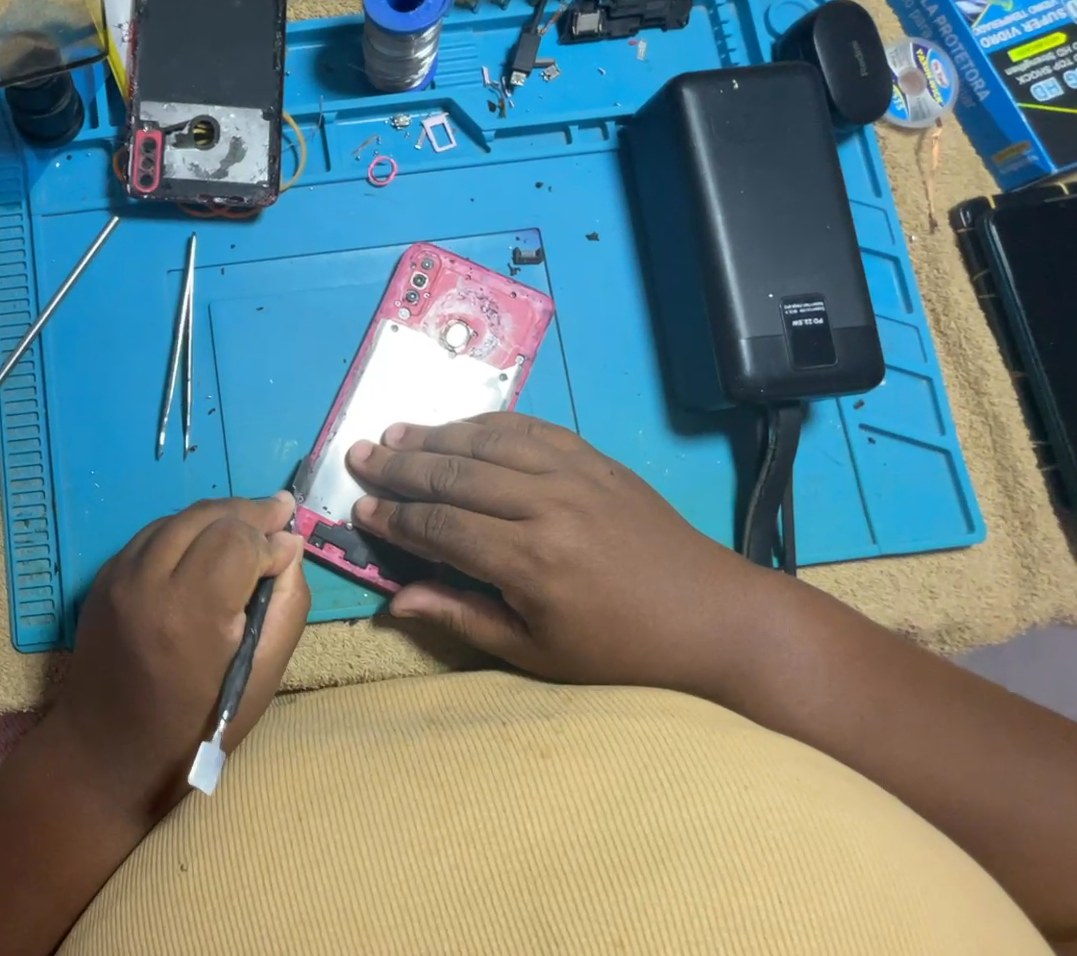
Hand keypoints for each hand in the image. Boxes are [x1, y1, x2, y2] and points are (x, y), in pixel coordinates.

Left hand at [50, 493, 310, 815]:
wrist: (105, 751)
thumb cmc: (194, 727)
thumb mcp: (259, 678)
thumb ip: (285, 606)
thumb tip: (289, 547)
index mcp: (191, 613)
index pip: (239, 540)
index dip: (270, 537)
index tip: (289, 546)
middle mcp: (148, 582)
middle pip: (208, 517)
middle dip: (249, 513)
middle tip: (280, 512)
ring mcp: (118, 575)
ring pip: (178, 517)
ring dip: (218, 517)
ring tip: (249, 525)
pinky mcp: (103, 576)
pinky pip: (152, 534)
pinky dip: (185, 530)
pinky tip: (205, 543)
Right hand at [346, 413, 776, 694]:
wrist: (718, 619)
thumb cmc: (621, 651)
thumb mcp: (537, 653)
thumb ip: (462, 617)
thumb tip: (394, 601)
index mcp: (532, 563)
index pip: (442, 526)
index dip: (396, 517)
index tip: (360, 507)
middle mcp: (549, 506)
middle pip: (456, 475)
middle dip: (400, 466)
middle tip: (358, 455)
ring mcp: (576, 475)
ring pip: (488, 442)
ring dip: (435, 436)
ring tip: (393, 433)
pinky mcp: (597, 461)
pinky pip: (531, 428)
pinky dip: (486, 423)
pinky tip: (457, 426)